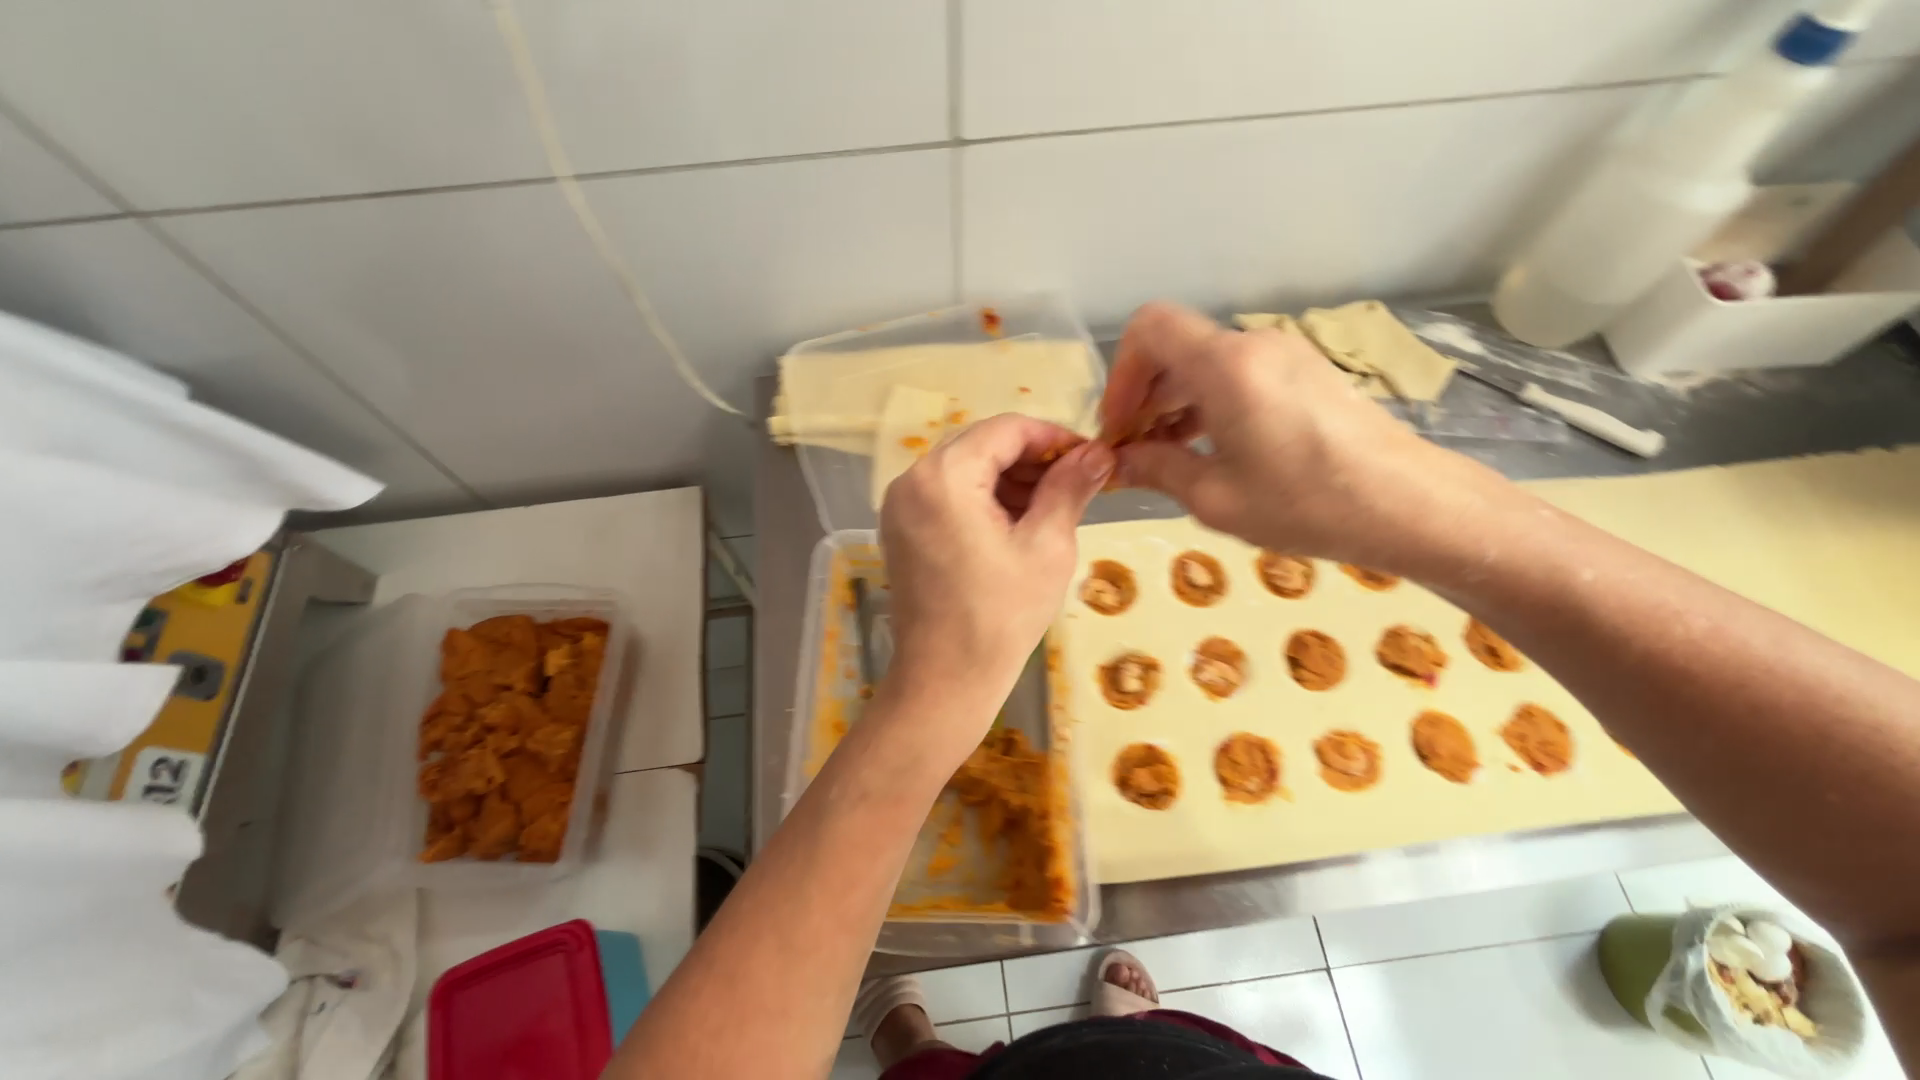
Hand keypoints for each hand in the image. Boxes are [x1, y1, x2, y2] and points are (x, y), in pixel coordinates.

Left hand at [879, 413, 1113, 729]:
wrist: (945, 679)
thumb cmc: (1001, 615)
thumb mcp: (1048, 546)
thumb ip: (1069, 488)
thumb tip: (1099, 453)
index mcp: (943, 476)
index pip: (1005, 429)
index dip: (1053, 437)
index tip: (1090, 457)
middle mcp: (910, 480)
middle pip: (980, 445)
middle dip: (1031, 458)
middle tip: (1077, 482)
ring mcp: (899, 506)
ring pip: (963, 469)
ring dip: (1008, 478)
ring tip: (1053, 505)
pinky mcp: (900, 531)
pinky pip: (946, 495)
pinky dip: (982, 499)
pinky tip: (1017, 523)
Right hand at [1101, 302, 1501, 569]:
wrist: (1409, 505)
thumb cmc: (1306, 504)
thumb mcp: (1215, 498)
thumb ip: (1156, 469)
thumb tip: (1120, 460)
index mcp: (1226, 366)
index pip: (1149, 328)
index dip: (1121, 373)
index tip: (1120, 425)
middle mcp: (1254, 345)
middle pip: (1176, 347)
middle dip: (1144, 394)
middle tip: (1135, 450)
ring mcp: (1285, 354)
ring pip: (1206, 362)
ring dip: (1176, 402)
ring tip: (1170, 457)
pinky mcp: (1306, 372)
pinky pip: (1239, 374)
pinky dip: (1211, 403)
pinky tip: (1213, 450)